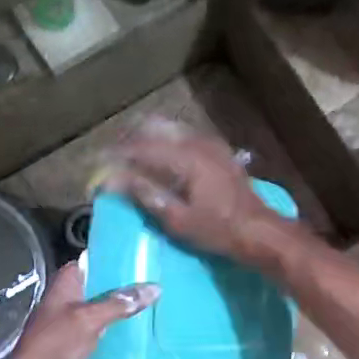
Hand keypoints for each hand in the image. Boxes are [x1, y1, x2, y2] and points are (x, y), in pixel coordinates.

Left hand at [0, 261, 156, 358]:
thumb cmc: (57, 342)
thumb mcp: (89, 317)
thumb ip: (120, 303)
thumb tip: (155, 288)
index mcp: (65, 287)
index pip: (88, 263)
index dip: (109, 258)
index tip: (137, 255)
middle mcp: (72, 303)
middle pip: (103, 289)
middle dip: (126, 286)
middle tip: (157, 278)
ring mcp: (81, 327)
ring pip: (110, 314)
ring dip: (129, 312)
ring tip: (161, 301)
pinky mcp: (90, 348)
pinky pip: (113, 336)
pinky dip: (128, 335)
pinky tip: (152, 330)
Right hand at [103, 118, 296, 266]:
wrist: (259, 230)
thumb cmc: (218, 230)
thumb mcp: (178, 219)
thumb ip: (146, 195)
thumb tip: (113, 180)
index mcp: (186, 158)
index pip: (142, 146)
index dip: (117, 153)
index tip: (99, 161)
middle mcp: (197, 142)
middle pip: (155, 127)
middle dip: (131, 138)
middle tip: (113, 154)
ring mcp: (210, 144)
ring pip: (171, 128)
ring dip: (149, 137)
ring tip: (132, 153)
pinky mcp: (218, 151)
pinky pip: (185, 136)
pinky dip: (167, 140)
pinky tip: (161, 155)